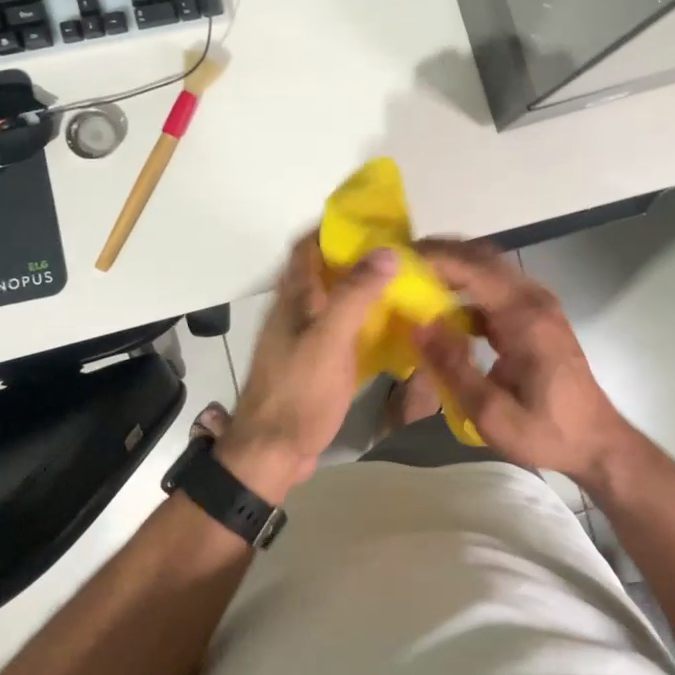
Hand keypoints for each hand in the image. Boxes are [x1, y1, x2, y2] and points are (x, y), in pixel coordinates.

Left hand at [222, 234, 396, 499]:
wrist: (272, 452)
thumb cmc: (298, 393)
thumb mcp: (330, 340)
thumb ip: (356, 295)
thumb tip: (388, 251)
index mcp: (293, 299)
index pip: (306, 246)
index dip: (333, 228)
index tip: (372, 222)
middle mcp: (295, 312)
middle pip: (323, 271)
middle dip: (357, 258)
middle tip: (400, 254)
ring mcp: (303, 339)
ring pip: (333, 301)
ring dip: (362, 290)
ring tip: (403, 284)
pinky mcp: (313, 364)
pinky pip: (340, 330)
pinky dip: (363, 322)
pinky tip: (391, 328)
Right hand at [412, 239, 634, 487]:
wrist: (597, 443)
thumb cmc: (547, 431)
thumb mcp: (491, 412)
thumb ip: (453, 366)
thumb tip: (416, 324)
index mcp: (525, 316)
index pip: (474, 268)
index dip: (434, 259)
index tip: (397, 261)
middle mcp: (533, 299)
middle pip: (482, 257)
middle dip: (440, 255)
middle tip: (399, 265)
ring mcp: (537, 306)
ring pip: (488, 269)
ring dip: (452, 269)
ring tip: (412, 281)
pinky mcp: (534, 318)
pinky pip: (494, 290)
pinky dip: (465, 291)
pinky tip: (440, 309)